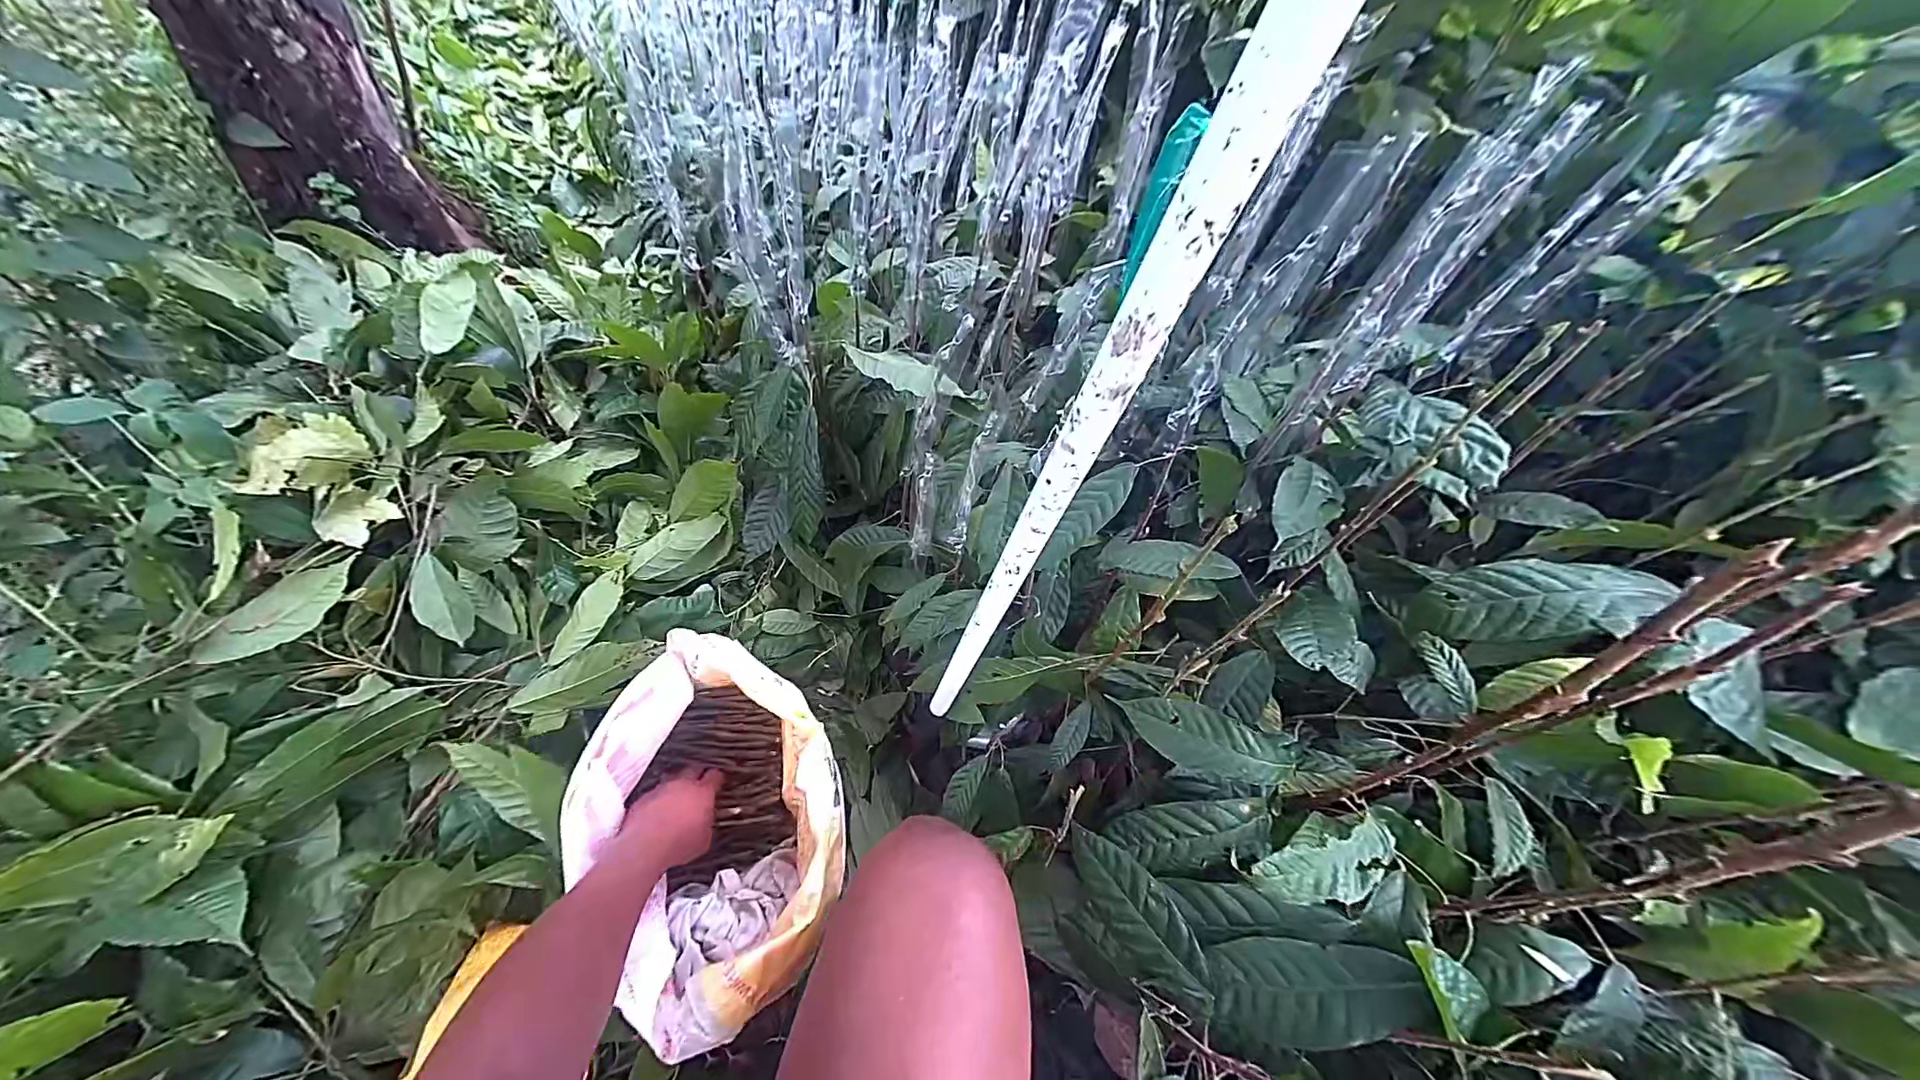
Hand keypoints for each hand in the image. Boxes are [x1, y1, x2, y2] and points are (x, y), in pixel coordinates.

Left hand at [616, 769, 723, 867]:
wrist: (645, 848)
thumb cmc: (677, 844)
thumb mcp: (704, 839)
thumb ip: (707, 824)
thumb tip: (705, 824)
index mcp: (702, 793)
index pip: (714, 776)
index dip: (717, 778)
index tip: (718, 781)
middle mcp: (682, 786)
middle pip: (693, 769)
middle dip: (697, 775)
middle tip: (699, 785)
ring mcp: (661, 790)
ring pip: (672, 779)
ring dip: (676, 787)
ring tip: (676, 799)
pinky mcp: (643, 799)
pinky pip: (653, 793)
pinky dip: (657, 799)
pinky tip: (657, 812)